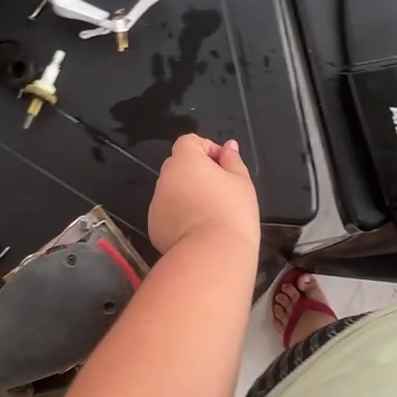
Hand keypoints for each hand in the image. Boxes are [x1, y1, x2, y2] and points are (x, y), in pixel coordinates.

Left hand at [148, 135, 258, 254]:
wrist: (212, 254)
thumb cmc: (232, 212)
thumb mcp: (242, 182)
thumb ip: (233, 160)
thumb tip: (228, 147)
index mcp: (184, 160)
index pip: (190, 141)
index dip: (208, 149)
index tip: (225, 167)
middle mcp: (164, 178)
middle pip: (179, 166)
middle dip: (198, 173)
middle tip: (222, 191)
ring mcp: (155, 204)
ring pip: (173, 192)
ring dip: (188, 196)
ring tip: (211, 215)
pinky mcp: (154, 227)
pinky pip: (168, 214)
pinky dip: (180, 217)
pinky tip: (198, 231)